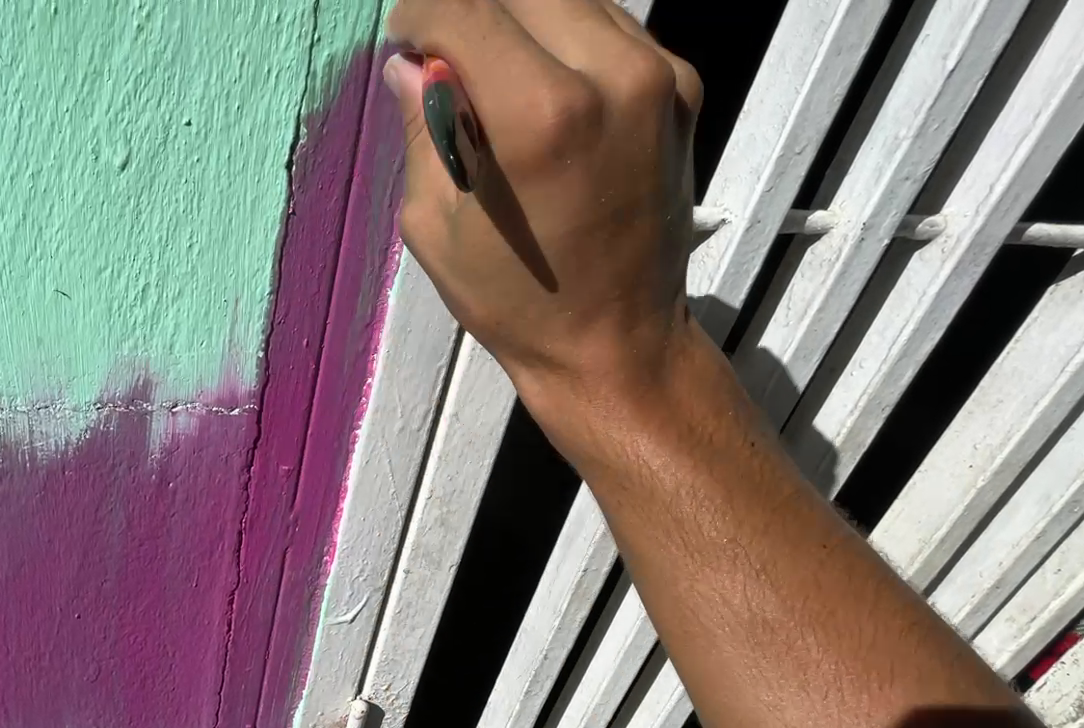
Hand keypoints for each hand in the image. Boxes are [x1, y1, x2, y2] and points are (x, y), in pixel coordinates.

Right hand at [384, 0, 703, 430]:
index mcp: (539, 118)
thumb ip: (424, 133)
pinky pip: (608, 24)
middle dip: (468, 11)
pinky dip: (560, 34)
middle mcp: (612, 73)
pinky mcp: (682, 82)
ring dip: (516, 18)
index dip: (421, 14)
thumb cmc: (511, 302)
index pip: (469, 12)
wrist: (614, 340)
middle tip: (439, 56)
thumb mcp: (435, 230)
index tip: (401, 38)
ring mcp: (659, 71)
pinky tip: (536, 83)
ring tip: (485, 72)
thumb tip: (410, 67)